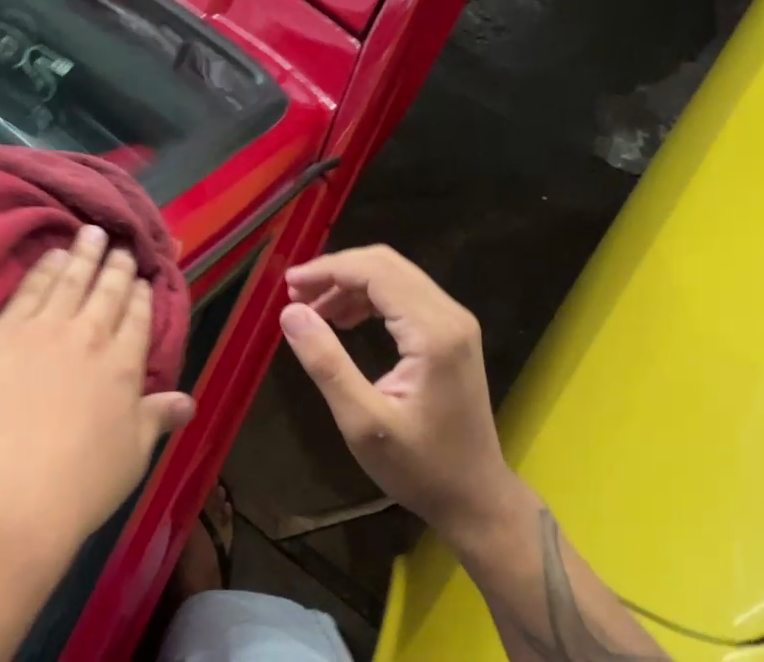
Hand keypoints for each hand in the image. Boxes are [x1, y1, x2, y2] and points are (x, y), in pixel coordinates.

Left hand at [0, 226, 196, 553]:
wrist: (13, 493)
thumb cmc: (81, 484)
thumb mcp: (132, 455)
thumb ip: (156, 418)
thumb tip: (187, 400)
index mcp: (123, 367)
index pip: (137, 319)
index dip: (141, 296)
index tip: (142, 279)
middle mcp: (88, 338)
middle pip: (106, 291)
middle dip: (116, 266)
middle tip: (120, 244)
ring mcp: (44, 330)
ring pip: (69, 280)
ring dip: (82, 255)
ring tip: (90, 233)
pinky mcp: (3, 333)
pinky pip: (29, 289)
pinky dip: (43, 268)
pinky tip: (50, 255)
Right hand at [279, 246, 521, 538]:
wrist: (476, 499)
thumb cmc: (420, 467)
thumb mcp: (362, 422)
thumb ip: (326, 363)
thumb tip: (290, 312)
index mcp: (433, 333)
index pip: (375, 272)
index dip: (327, 270)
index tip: (287, 286)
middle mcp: (450, 316)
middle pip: (385, 264)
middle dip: (335, 271)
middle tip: (294, 295)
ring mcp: (454, 323)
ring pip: (393, 275)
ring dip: (348, 283)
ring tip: (311, 309)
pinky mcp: (450, 334)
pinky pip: (403, 295)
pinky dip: (367, 297)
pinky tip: (342, 320)